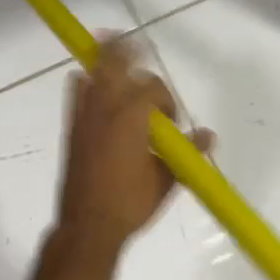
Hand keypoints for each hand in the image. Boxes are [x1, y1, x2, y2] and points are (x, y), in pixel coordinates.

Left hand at [57, 38, 212, 244]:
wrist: (88, 225)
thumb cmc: (130, 205)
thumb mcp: (165, 181)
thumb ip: (186, 153)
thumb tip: (208, 135)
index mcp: (132, 116)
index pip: (153, 87)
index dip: (166, 101)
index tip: (171, 123)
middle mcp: (106, 106)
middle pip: (118, 59)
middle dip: (134, 54)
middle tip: (143, 55)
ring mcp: (85, 114)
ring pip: (96, 69)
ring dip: (110, 64)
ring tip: (121, 63)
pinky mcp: (71, 127)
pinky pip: (77, 90)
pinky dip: (89, 83)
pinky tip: (97, 91)